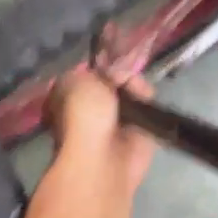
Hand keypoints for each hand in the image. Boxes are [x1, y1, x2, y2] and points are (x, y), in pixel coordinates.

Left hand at [47, 68, 155, 192]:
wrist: (102, 156)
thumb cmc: (83, 115)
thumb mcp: (83, 80)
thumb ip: (100, 70)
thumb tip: (116, 72)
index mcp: (69, 95)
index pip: (89, 72)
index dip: (100, 65)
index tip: (109, 61)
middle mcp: (92, 106)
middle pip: (114, 80)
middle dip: (121, 74)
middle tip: (122, 76)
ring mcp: (117, 118)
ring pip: (132, 89)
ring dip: (135, 85)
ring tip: (134, 90)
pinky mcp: (140, 129)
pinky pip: (147, 104)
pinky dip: (147, 99)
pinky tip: (144, 100)